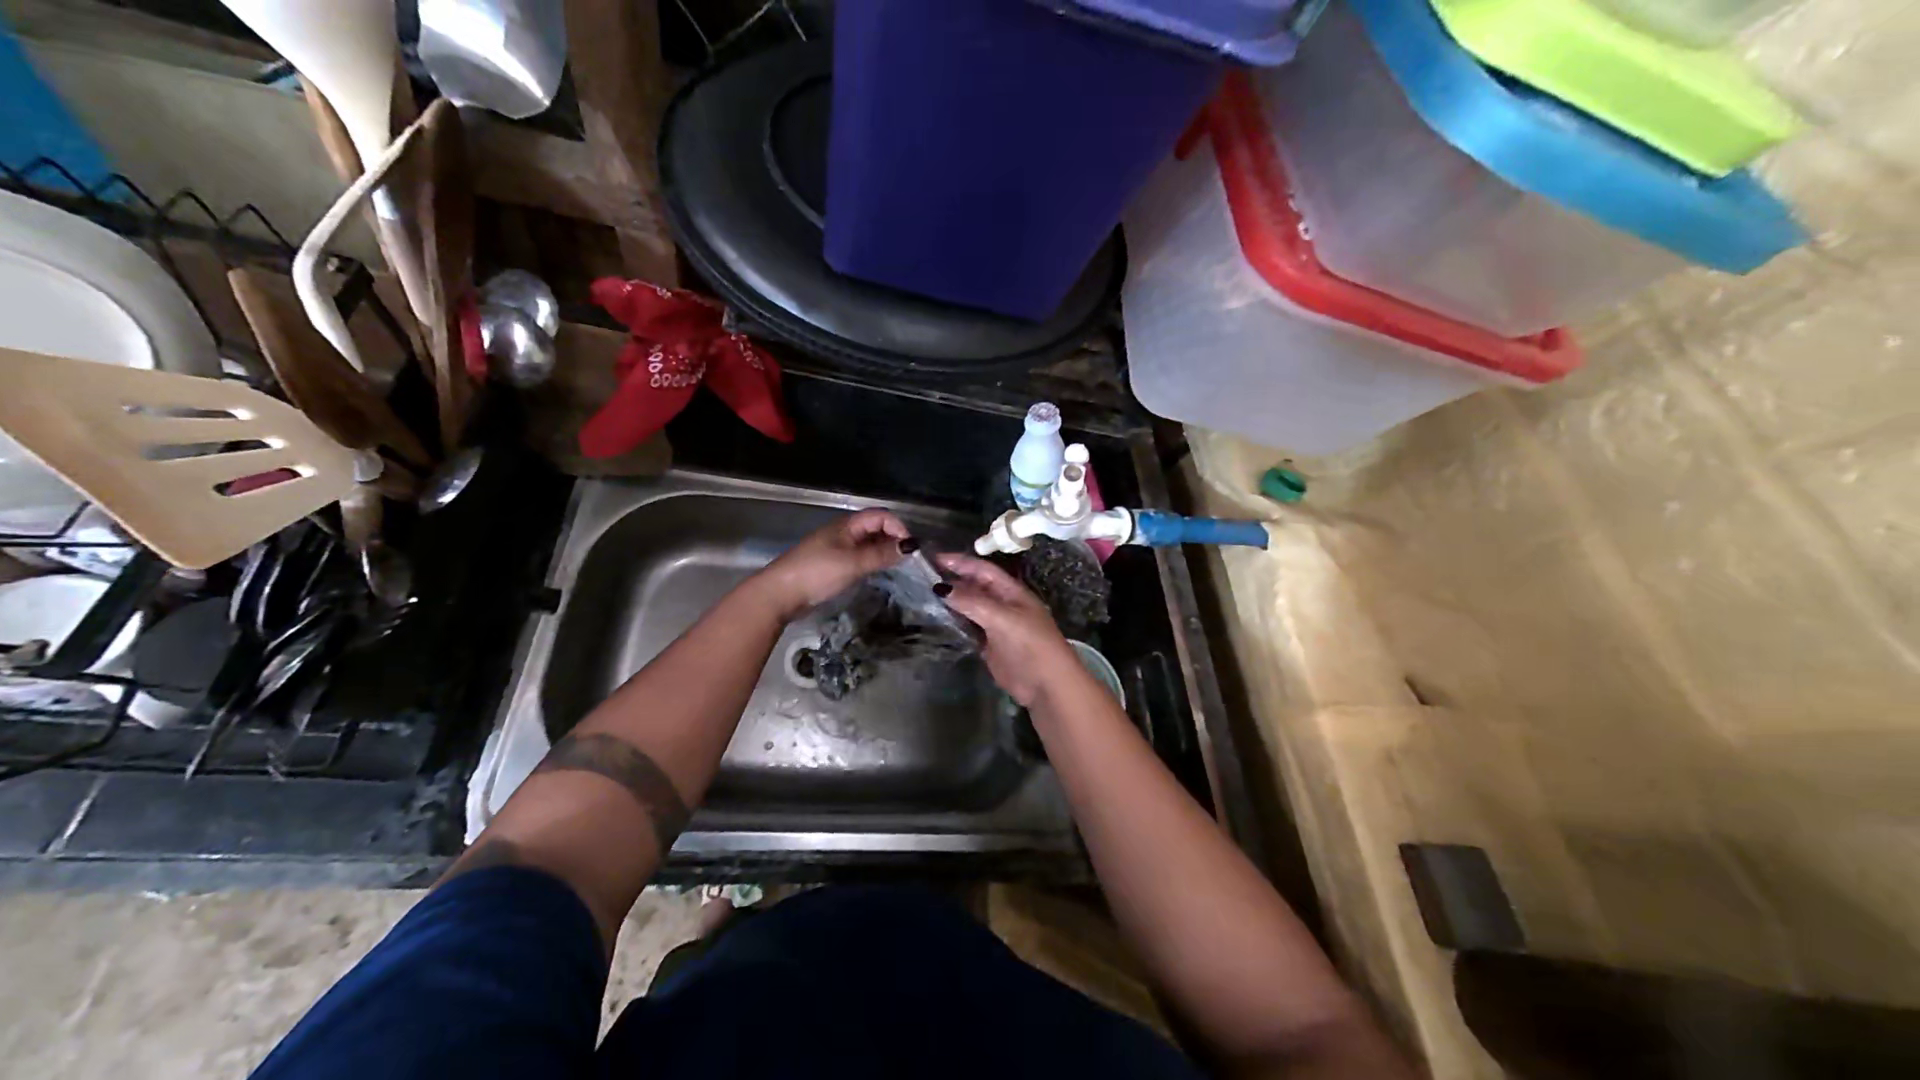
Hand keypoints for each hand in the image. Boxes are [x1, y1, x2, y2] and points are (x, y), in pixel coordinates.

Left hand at [752, 509, 910, 621]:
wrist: (780, 594)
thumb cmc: (817, 573)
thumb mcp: (853, 563)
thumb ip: (882, 554)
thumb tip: (911, 546)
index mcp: (847, 525)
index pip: (881, 516)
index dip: (898, 527)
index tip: (912, 548)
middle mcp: (844, 532)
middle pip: (876, 528)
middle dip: (894, 538)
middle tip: (910, 558)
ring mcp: (838, 548)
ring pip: (869, 543)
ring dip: (885, 550)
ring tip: (900, 566)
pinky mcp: (834, 564)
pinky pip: (860, 556)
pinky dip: (874, 561)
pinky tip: (880, 572)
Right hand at [934, 553, 1080, 706]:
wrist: (1046, 684)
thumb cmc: (1029, 644)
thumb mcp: (1002, 618)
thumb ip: (972, 602)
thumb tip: (940, 588)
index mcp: (1011, 591)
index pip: (982, 570)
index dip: (960, 562)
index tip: (933, 558)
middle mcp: (1002, 604)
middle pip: (974, 586)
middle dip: (952, 579)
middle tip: (921, 575)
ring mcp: (995, 625)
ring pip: (969, 606)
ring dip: (950, 600)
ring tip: (922, 594)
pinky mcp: (989, 645)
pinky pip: (968, 627)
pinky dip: (953, 621)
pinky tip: (935, 618)